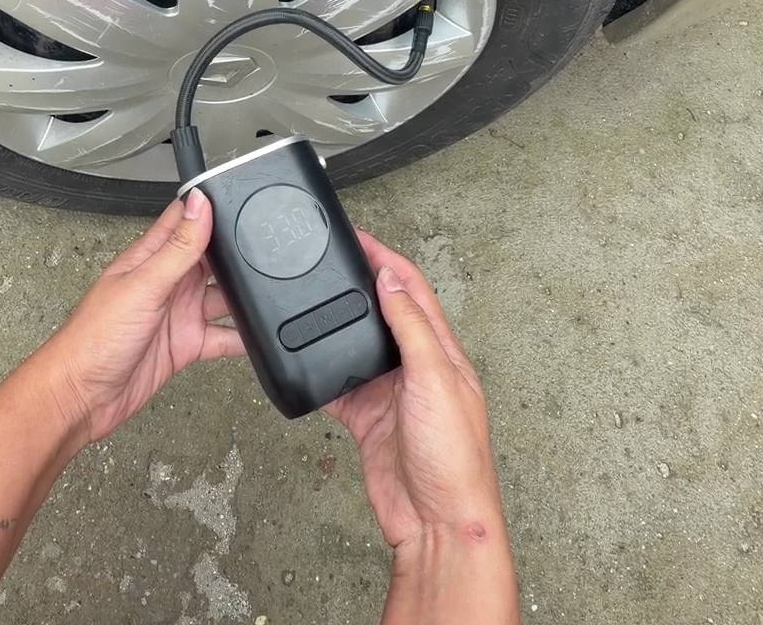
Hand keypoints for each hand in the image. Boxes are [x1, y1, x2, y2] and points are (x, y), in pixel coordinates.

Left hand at [34, 192, 244, 445]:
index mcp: (151, 258)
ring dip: (241, 295)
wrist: (81, 397)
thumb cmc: (93, 337)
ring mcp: (177, 313)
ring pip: (221, 297)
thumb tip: (200, 203)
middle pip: (211, 259)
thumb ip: (177, 247)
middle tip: (269, 247)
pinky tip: (260, 333)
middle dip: (236, 253)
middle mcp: (167, 282)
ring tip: (272, 288)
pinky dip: (242, 337)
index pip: (185, 221)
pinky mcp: (185, 344)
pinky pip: (223, 337)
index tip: (242, 197)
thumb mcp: (143, 285)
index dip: (210, 208)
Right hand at [326, 233, 516, 621]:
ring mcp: (391, 391)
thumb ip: (411, 327)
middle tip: (332, 259)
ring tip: (317, 300)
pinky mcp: (369, 417)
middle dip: (360, 281)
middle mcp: (416, 366)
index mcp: (441, 350)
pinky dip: (323, 371)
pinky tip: (309, 362)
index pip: (411, 288)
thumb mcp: (435, 379)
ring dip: (341, 322)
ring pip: (359, 344)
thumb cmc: (453, 458)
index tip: (359, 238)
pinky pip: (340, 384)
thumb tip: (391, 280)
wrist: (436, 523)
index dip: (386, 258)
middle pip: (384, 310)